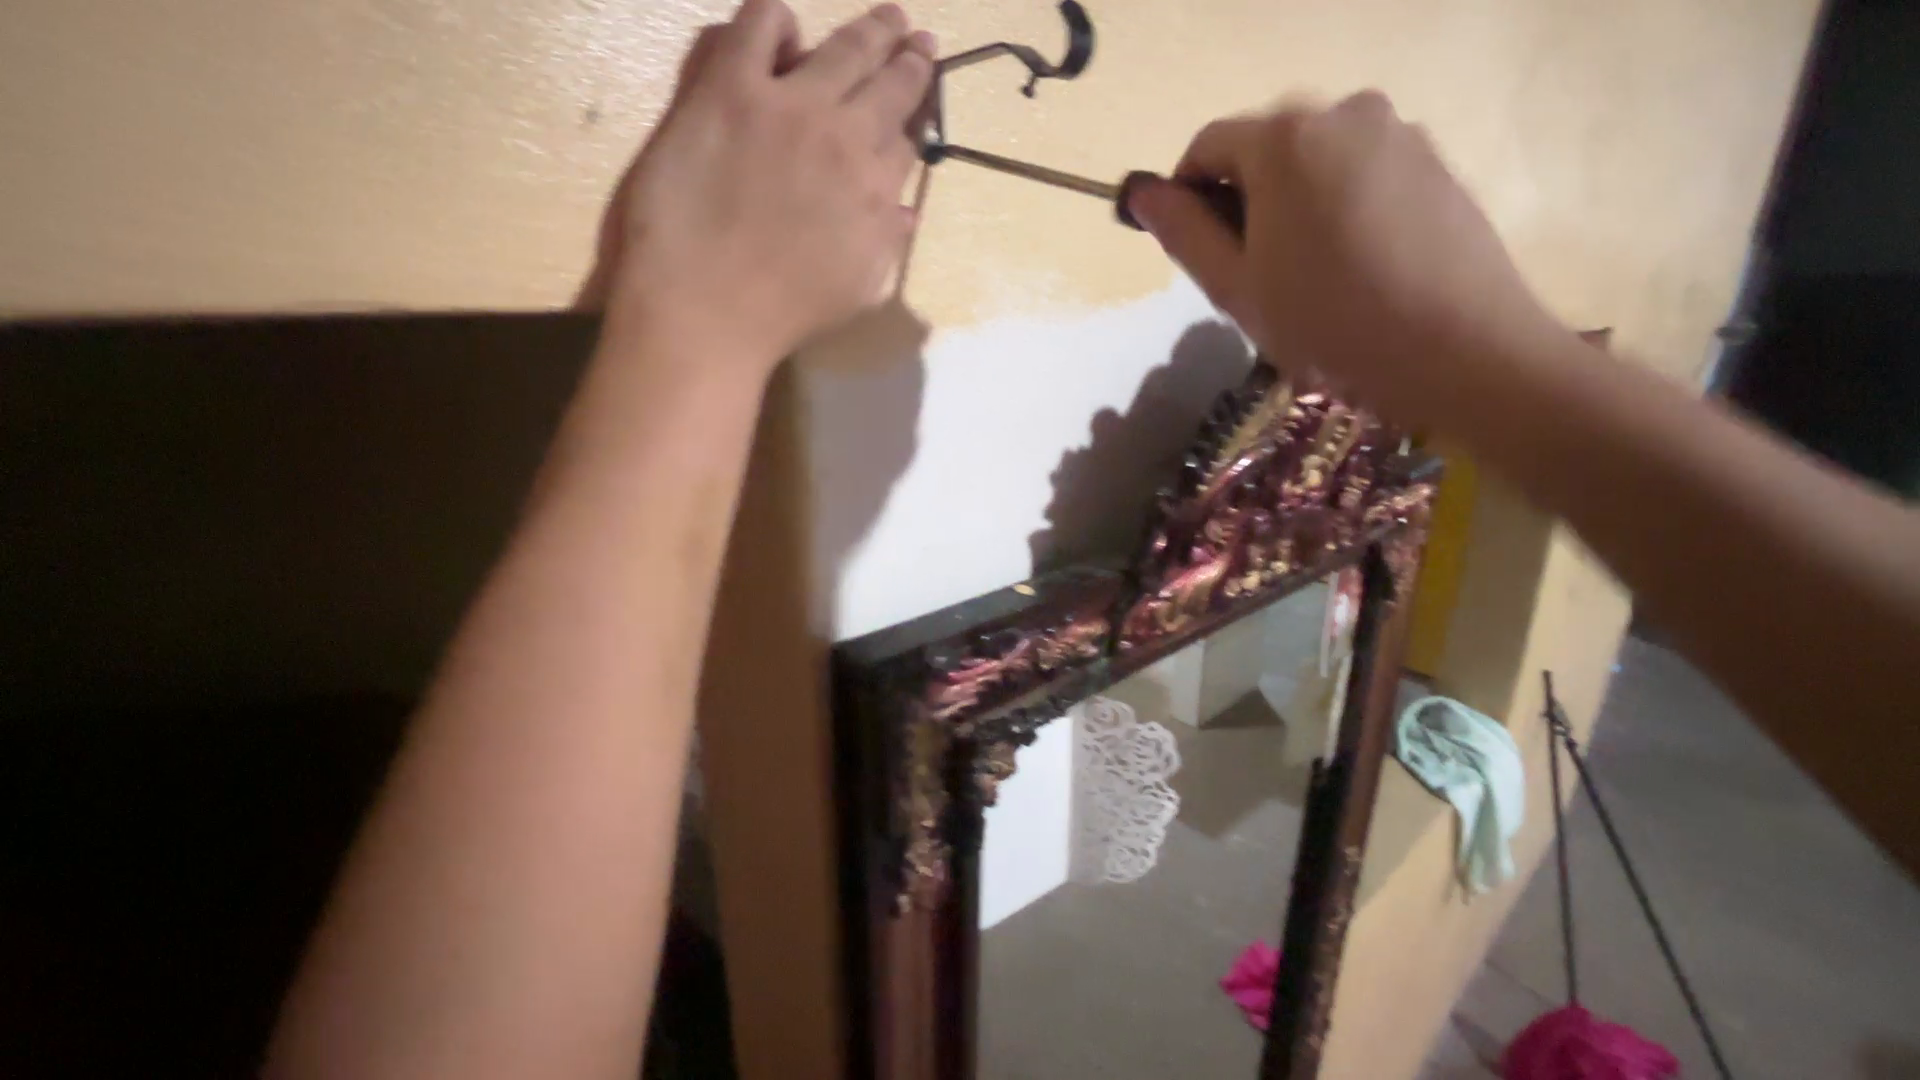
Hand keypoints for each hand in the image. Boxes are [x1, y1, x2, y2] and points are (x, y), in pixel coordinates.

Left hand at [580, 0, 934, 376]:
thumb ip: (885, 244)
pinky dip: (777, 20)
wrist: (705, 309)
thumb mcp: (856, 291)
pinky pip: (760, 23)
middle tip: (920, 39)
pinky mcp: (731, 87)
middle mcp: (847, 137)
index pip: (907, 138)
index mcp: (876, 190)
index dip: (917, 115)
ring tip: (888, 17)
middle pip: (890, 83)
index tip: (922, 98)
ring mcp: (790, 105)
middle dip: (910, 58)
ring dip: (873, 29)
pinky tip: (783, 31)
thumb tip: (906, 210)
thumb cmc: (782, 314)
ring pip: (845, 47)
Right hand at [1130, 92, 1568, 424]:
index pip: (1207, 147)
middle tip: (1257, 273)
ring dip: (1294, 204)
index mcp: (1284, 138)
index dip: (1188, 197)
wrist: (1459, 350)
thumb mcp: (1236, 287)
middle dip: (1246, 200)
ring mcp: (1398, 131)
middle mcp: (1343, 112)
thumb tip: (1143, 194)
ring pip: (1315, 160)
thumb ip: (1183, 232)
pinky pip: (1362, 170)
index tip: (1200, 253)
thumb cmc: (1329, 324)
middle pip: (1264, 147)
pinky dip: (1341, 204)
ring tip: (1310, 273)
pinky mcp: (1435, 159)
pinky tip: (1356, 264)